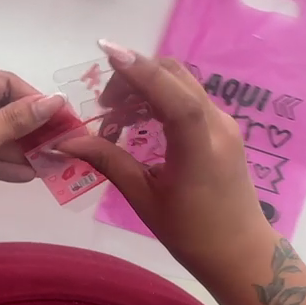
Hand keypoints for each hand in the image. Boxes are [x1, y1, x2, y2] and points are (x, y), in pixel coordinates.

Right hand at [57, 42, 276, 280]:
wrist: (239, 252)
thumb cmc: (191, 233)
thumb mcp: (144, 198)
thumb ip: (108, 161)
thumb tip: (66, 142)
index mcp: (199, 147)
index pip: (172, 96)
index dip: (140, 72)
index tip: (107, 52)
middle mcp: (217, 125)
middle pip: (175, 76)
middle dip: (135, 76)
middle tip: (103, 104)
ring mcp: (223, 124)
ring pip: (181, 84)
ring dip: (145, 88)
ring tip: (115, 119)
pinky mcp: (222, 129)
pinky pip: (187, 99)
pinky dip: (159, 99)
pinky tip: (137, 123)